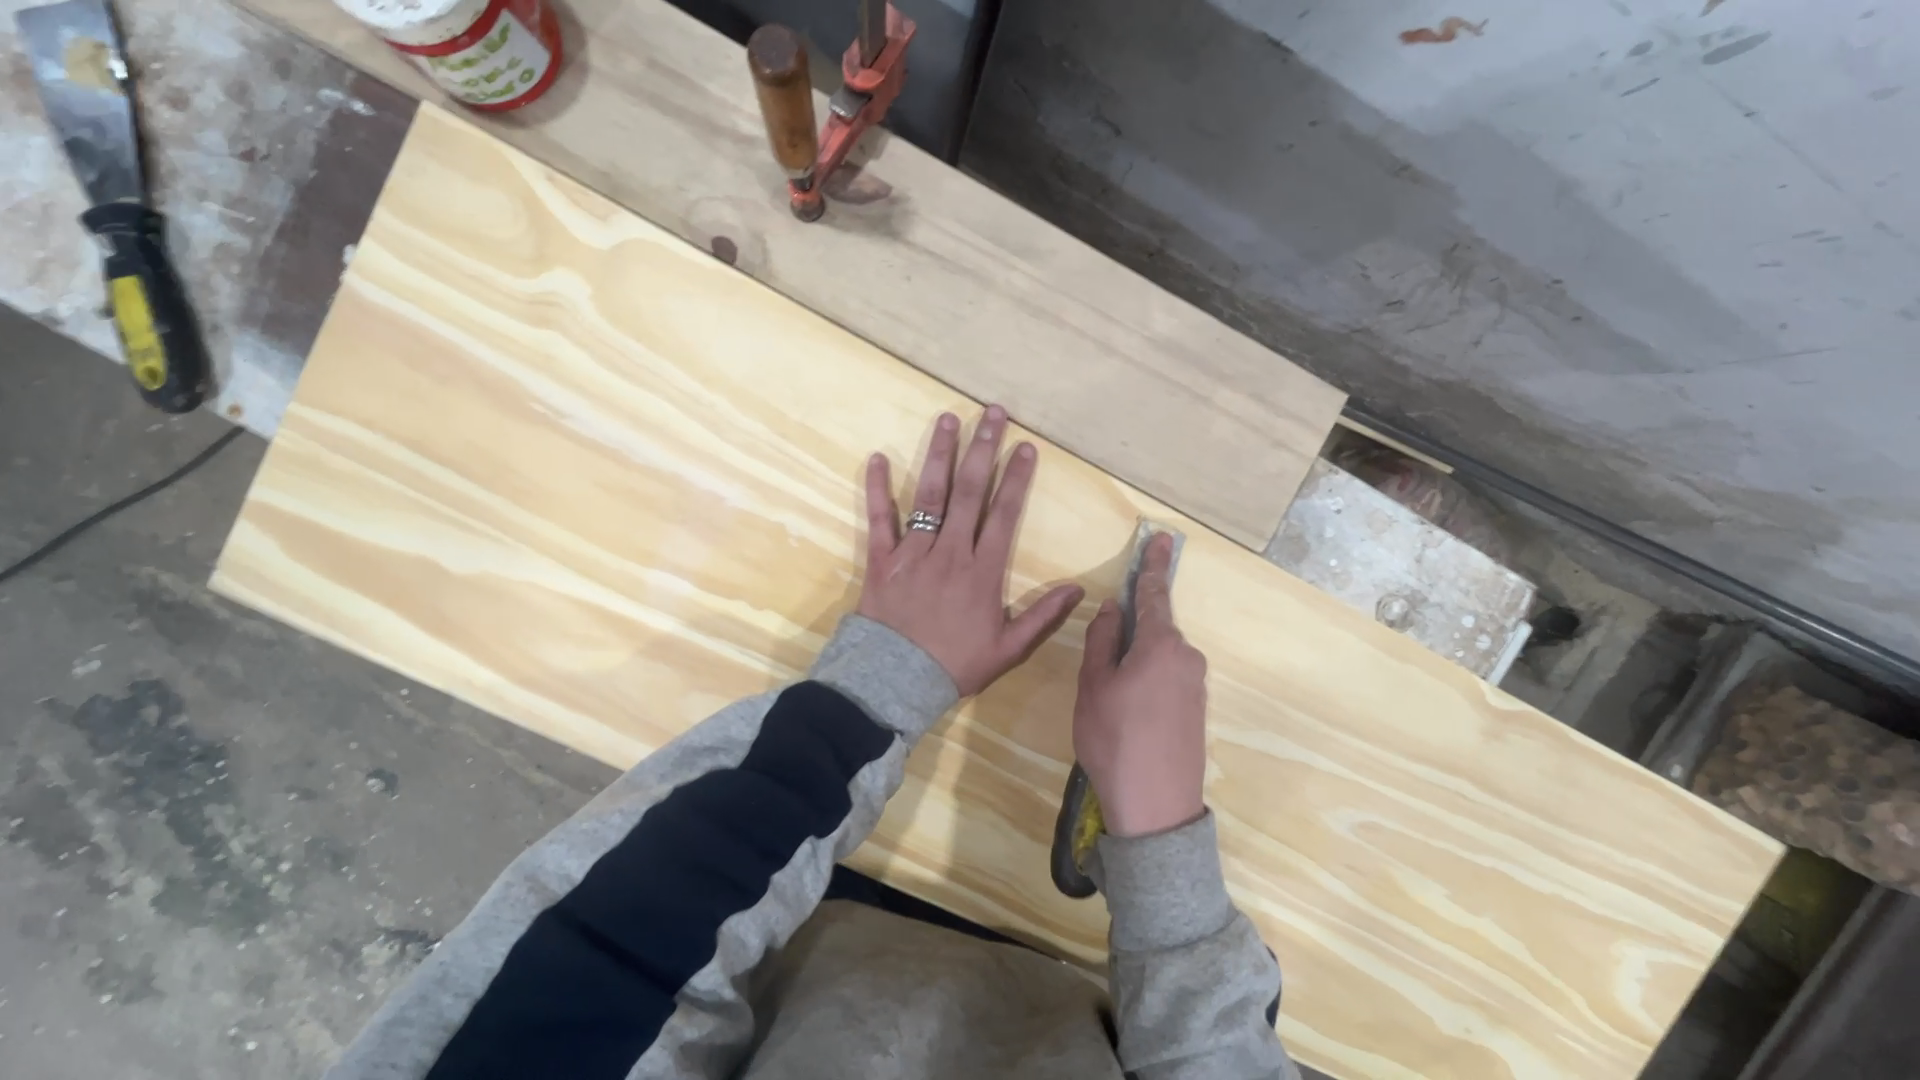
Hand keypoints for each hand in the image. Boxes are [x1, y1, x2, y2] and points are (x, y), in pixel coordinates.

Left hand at [858, 406, 1085, 696]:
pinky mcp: (881, 559)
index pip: (1004, 514)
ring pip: (929, 495)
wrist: (896, 682)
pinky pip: (879, 518)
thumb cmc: (955, 666)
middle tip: (992, 414)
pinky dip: (878, 488)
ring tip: (948, 419)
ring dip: (939, 455)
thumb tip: (1078, 590)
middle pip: (969, 491)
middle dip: (983, 449)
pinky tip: (878, 457)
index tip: (1025, 447)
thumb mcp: (1008, 648)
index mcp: (982, 571)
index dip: (1016, 478)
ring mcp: (913, 552)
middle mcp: (950, 551)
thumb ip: (1042, 617)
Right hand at [1072, 533, 1207, 837]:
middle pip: (1157, 627)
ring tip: (1108, 692)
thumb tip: (1112, 609)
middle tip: (1100, 653)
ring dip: (1137, 658)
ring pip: (1161, 655)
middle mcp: (1187, 658)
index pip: (1155, 594)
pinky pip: (1169, 676)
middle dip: (1132, 627)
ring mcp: (1196, 686)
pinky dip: (1148, 677)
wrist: (1156, 806)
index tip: (1163, 538)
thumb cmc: (1114, 739)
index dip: (1154, 565)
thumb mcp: (1094, 686)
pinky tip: (1129, 706)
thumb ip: (1102, 640)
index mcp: (1161, 645)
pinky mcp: (1196, 710)